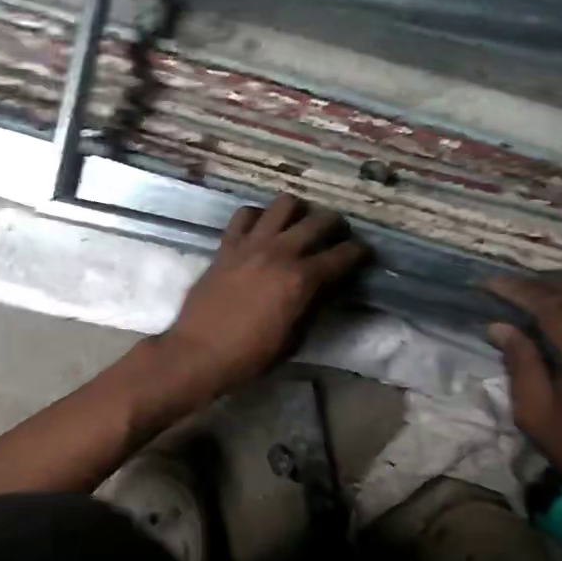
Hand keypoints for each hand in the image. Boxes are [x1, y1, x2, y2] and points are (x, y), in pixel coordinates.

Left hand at [159, 194, 367, 398]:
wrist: (198, 353)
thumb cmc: (249, 355)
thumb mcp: (292, 339)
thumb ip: (311, 308)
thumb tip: (323, 290)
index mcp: (301, 279)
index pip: (342, 255)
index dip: (359, 253)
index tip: (363, 254)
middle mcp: (279, 253)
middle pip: (318, 221)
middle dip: (335, 225)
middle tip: (335, 235)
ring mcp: (250, 245)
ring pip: (283, 204)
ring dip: (297, 211)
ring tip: (297, 224)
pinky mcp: (226, 246)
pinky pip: (243, 215)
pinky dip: (257, 217)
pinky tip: (260, 229)